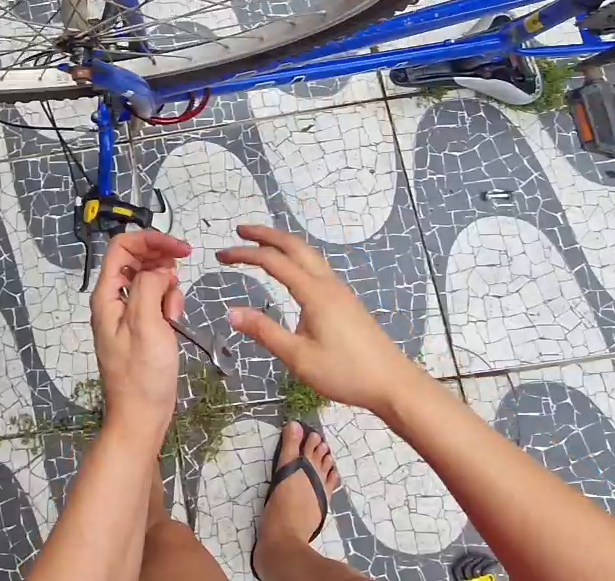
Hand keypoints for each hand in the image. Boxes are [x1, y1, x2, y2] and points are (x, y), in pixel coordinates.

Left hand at [89, 230, 191, 439]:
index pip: (122, 247)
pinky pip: (153, 300)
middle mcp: (112, 300)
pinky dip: (167, 302)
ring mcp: (125, 314)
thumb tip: (158, 268)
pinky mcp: (139, 327)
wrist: (141, 418)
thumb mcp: (147, 324)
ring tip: (174, 310)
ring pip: (147, 279)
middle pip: (134, 259)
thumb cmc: (142, 374)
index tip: (180, 248)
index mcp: (106, 295)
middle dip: (160, 259)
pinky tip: (174, 319)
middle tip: (182, 271)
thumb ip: (149, 287)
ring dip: (166, 284)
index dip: (150, 240)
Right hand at [218, 224, 420, 412]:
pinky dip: (295, 255)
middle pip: (294, 245)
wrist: (393, 383)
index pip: (273, 261)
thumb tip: (231, 312)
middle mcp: (326, 283)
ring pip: (308, 252)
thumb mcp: (299, 358)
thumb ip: (264, 332)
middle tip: (240, 231)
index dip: (245, 254)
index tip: (221, 257)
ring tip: (261, 243)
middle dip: (265, 234)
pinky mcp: (345, 300)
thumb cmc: (345, 372)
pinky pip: (315, 265)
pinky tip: (291, 269)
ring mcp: (339, 289)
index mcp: (313, 292)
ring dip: (282, 242)